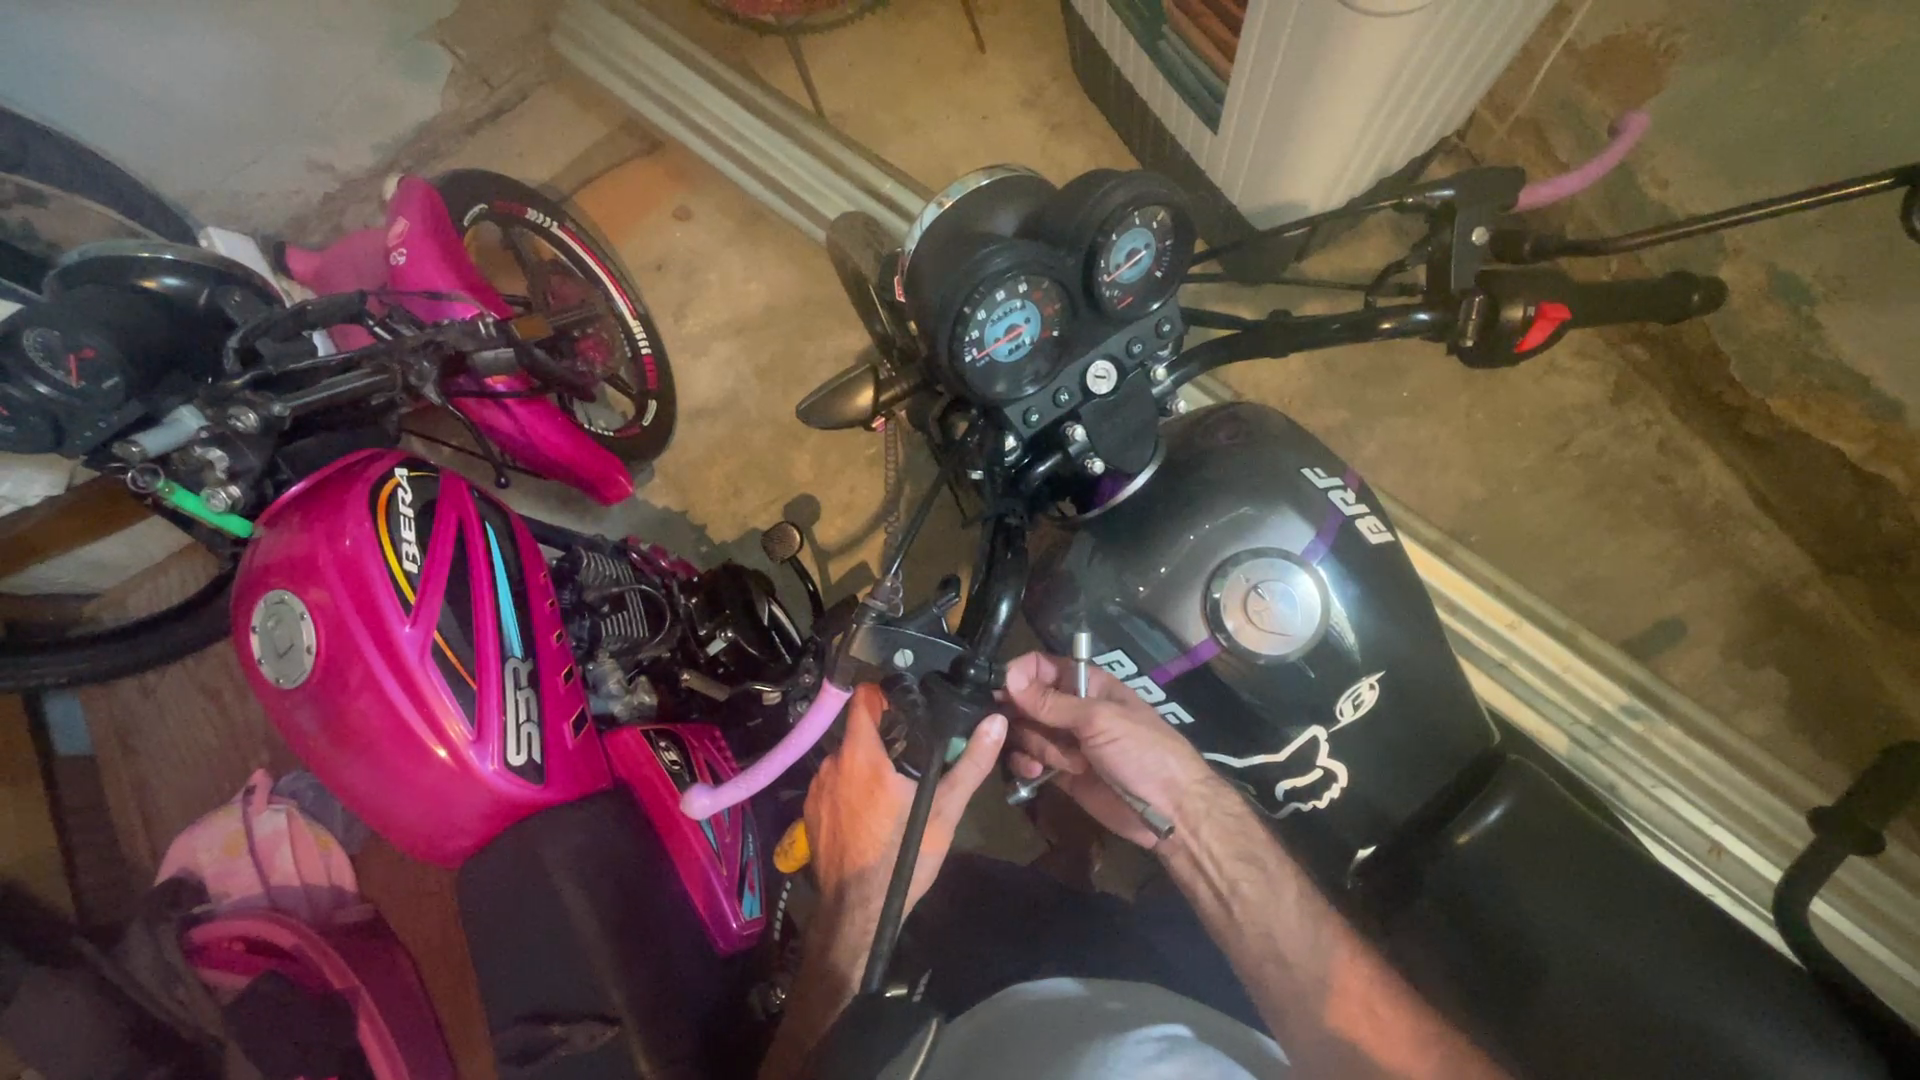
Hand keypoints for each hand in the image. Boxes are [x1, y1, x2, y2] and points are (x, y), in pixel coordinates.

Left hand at [802, 683, 1005, 918]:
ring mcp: (817, 790)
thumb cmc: (902, 858)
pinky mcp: (810, 814)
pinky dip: (850, 789)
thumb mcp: (945, 810)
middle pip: (858, 732)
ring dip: (866, 765)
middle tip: (913, 754)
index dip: (883, 694)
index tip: (905, 703)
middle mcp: (832, 765)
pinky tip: (871, 813)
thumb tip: (996, 723)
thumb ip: (971, 763)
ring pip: (845, 760)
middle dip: (884, 737)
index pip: (863, 699)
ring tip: (894, 786)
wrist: (859, 913)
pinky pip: (833, 786)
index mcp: (861, 756)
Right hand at [1002, 650, 1222, 849]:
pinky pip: (1031, 762)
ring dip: (1031, 745)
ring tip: (1052, 761)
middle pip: (1028, 702)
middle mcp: (1074, 710)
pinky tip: (1036, 773)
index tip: (1003, 691)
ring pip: (1027, 733)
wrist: (1170, 811)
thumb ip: (1052, 701)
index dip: (1021, 676)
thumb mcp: (1098, 719)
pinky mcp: (1063, 774)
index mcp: (1088, 685)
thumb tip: (1009, 676)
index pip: (1043, 667)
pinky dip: (1027, 766)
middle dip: (1021, 716)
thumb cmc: (1142, 752)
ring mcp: (1068, 743)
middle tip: (1028, 730)